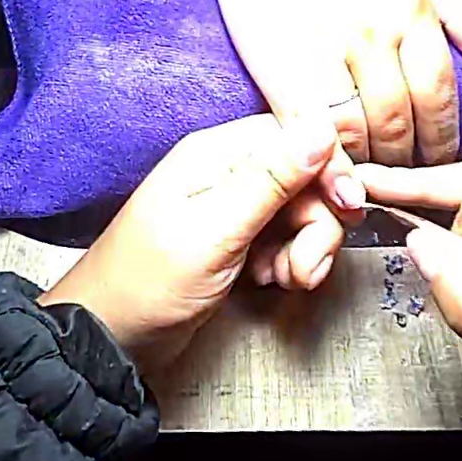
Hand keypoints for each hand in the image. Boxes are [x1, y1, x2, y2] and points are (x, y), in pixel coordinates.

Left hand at [41, 115, 338, 373]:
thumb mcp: (215, 230)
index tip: (348, 205)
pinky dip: (288, 261)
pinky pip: (283, 238)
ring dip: (305, 248)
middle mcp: (224, 171)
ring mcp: (230, 206)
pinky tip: (267, 281)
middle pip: (302, 177)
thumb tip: (320, 126)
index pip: (292, 135)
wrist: (114, 333)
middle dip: (316, 222)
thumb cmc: (150, 280)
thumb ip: (270, 180)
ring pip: (298, 211)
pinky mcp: (236, 238)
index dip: (327, 167)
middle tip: (305, 265)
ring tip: (283, 278)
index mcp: (213, 153)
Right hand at [206, 0, 461, 178]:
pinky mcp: (282, 66)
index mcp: (410, 7)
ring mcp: (326, 51)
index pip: (440, 93)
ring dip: (370, 163)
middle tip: (401, 173)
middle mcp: (375, 32)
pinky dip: (329, 164)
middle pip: (403, 118)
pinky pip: (313, 128)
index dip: (441, 136)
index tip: (433, 155)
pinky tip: (339, 185)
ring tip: (369, 178)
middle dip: (407, 156)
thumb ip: (461, 10)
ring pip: (362, 129)